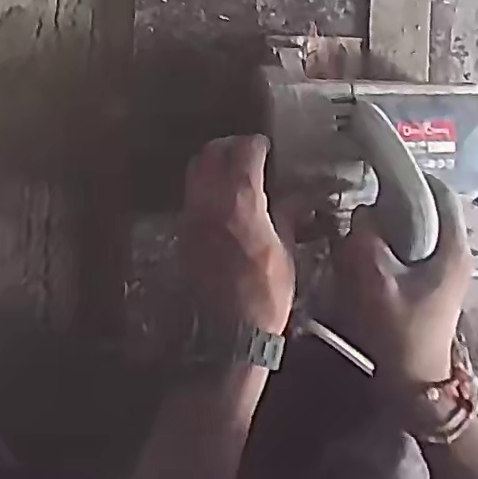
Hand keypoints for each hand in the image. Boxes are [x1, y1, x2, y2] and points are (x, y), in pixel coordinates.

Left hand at [179, 135, 294, 333]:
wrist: (224, 333)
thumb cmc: (263, 297)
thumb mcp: (284, 255)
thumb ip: (286, 219)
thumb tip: (295, 201)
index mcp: (240, 202)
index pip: (243, 152)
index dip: (255, 144)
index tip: (265, 147)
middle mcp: (209, 202)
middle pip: (211, 153)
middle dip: (229, 146)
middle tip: (247, 152)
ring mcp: (191, 217)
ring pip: (195, 171)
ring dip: (213, 163)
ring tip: (233, 172)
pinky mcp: (182, 233)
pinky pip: (191, 196)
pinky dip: (204, 187)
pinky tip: (221, 201)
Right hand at [334, 175, 470, 382]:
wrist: (411, 384)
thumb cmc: (397, 330)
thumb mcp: (373, 277)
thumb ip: (365, 236)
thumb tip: (361, 212)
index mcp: (452, 248)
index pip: (438, 191)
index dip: (407, 175)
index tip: (375, 170)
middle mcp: (453, 254)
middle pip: (423, 208)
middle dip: (390, 202)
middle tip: (358, 201)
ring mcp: (441, 269)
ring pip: (411, 228)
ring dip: (385, 224)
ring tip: (357, 227)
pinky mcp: (426, 282)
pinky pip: (405, 247)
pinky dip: (385, 243)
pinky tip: (361, 251)